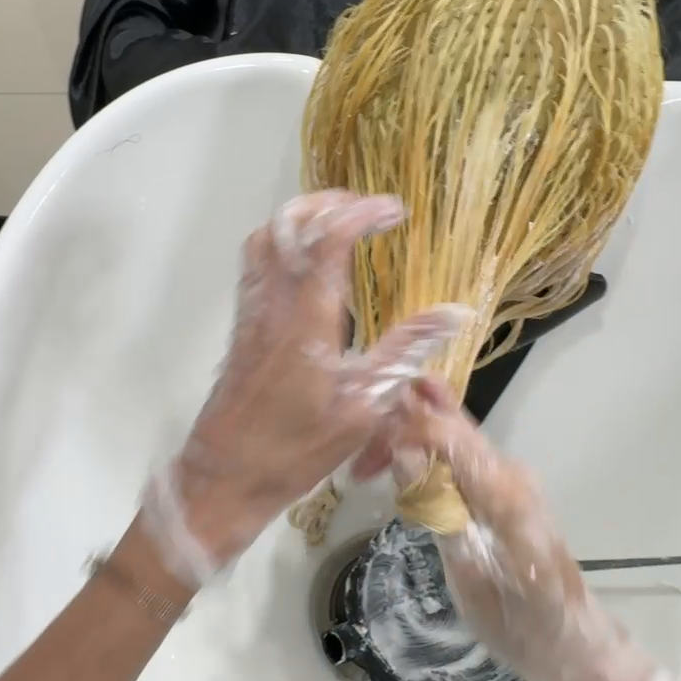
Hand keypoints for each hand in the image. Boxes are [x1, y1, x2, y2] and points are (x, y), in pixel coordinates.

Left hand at [140, 191, 468, 586]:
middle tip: (367, 212)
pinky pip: (256, 265)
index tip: (394, 211)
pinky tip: (309, 267)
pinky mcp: (240, 326)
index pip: (327, 239)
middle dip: (329, 204)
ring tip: (341, 226)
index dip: (361, 212)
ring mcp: (250, 313)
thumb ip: (406, 352)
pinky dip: (283, 244)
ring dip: (302, 219)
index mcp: (306, 320)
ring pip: (265, 239)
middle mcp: (272, 305)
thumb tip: (455, 312)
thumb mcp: (365, 408)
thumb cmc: (295, 450)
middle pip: (288, 224)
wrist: (224, 477)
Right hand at [372, 378, 680, 680]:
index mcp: (501, 488)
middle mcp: (509, 470)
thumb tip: (403, 451)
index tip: (363, 461)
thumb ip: (438, 507)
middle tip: (362, 464)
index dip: (399, 431)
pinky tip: (406, 474)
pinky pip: (460, 457)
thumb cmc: (516, 619)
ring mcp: (511, 477)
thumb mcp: (468, 572)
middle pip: (447, 424)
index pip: (443, 429)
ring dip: (410, 442)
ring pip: (452, 437)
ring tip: (372, 467)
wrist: (569, 645)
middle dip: (399, 430)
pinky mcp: (506, 490)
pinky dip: (428, 458)